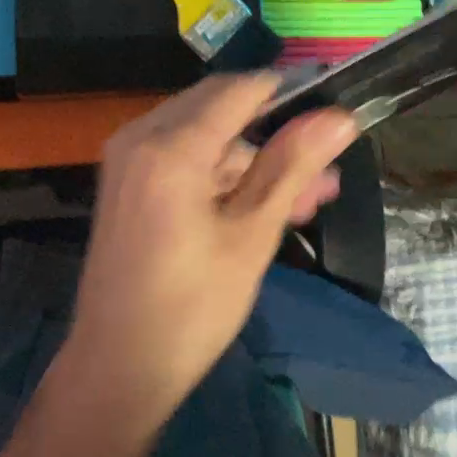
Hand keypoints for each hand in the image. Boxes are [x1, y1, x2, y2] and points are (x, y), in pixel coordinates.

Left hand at [64, 74, 356, 427]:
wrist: (117, 366)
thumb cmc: (192, 307)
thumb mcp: (252, 235)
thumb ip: (292, 166)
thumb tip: (338, 117)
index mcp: (170, 145)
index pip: (238, 89)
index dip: (287, 93)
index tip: (329, 113)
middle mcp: (140, 134)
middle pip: (218, 106)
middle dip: (272, 131)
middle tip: (321, 172)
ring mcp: (126, 155)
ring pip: (201, 132)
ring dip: (249, 158)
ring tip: (302, 200)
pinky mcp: (124, 178)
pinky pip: (178, 153)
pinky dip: (217, 170)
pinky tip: (257, 205)